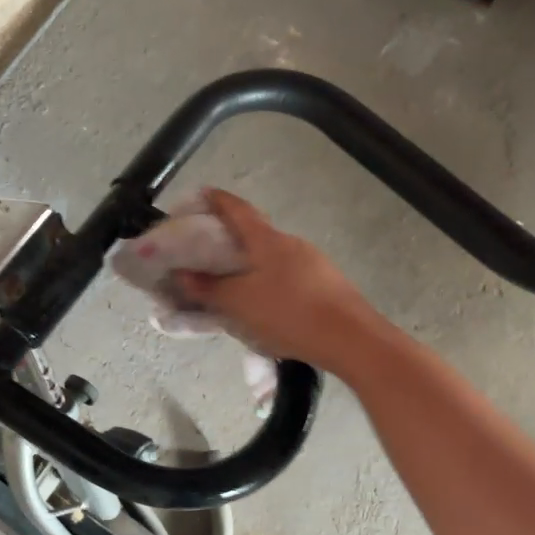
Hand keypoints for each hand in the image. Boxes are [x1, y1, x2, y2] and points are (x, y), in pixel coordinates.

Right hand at [177, 188, 390, 376]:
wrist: (352, 340)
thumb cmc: (289, 313)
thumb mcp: (239, 304)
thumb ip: (208, 289)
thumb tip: (182, 274)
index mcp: (268, 240)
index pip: (238, 210)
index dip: (218, 200)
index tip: (201, 194)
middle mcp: (292, 244)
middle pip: (255, 233)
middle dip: (230, 238)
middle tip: (205, 249)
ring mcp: (313, 263)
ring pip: (271, 257)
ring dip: (248, 263)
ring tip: (229, 282)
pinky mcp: (325, 285)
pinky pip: (286, 275)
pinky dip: (266, 280)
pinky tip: (260, 302)